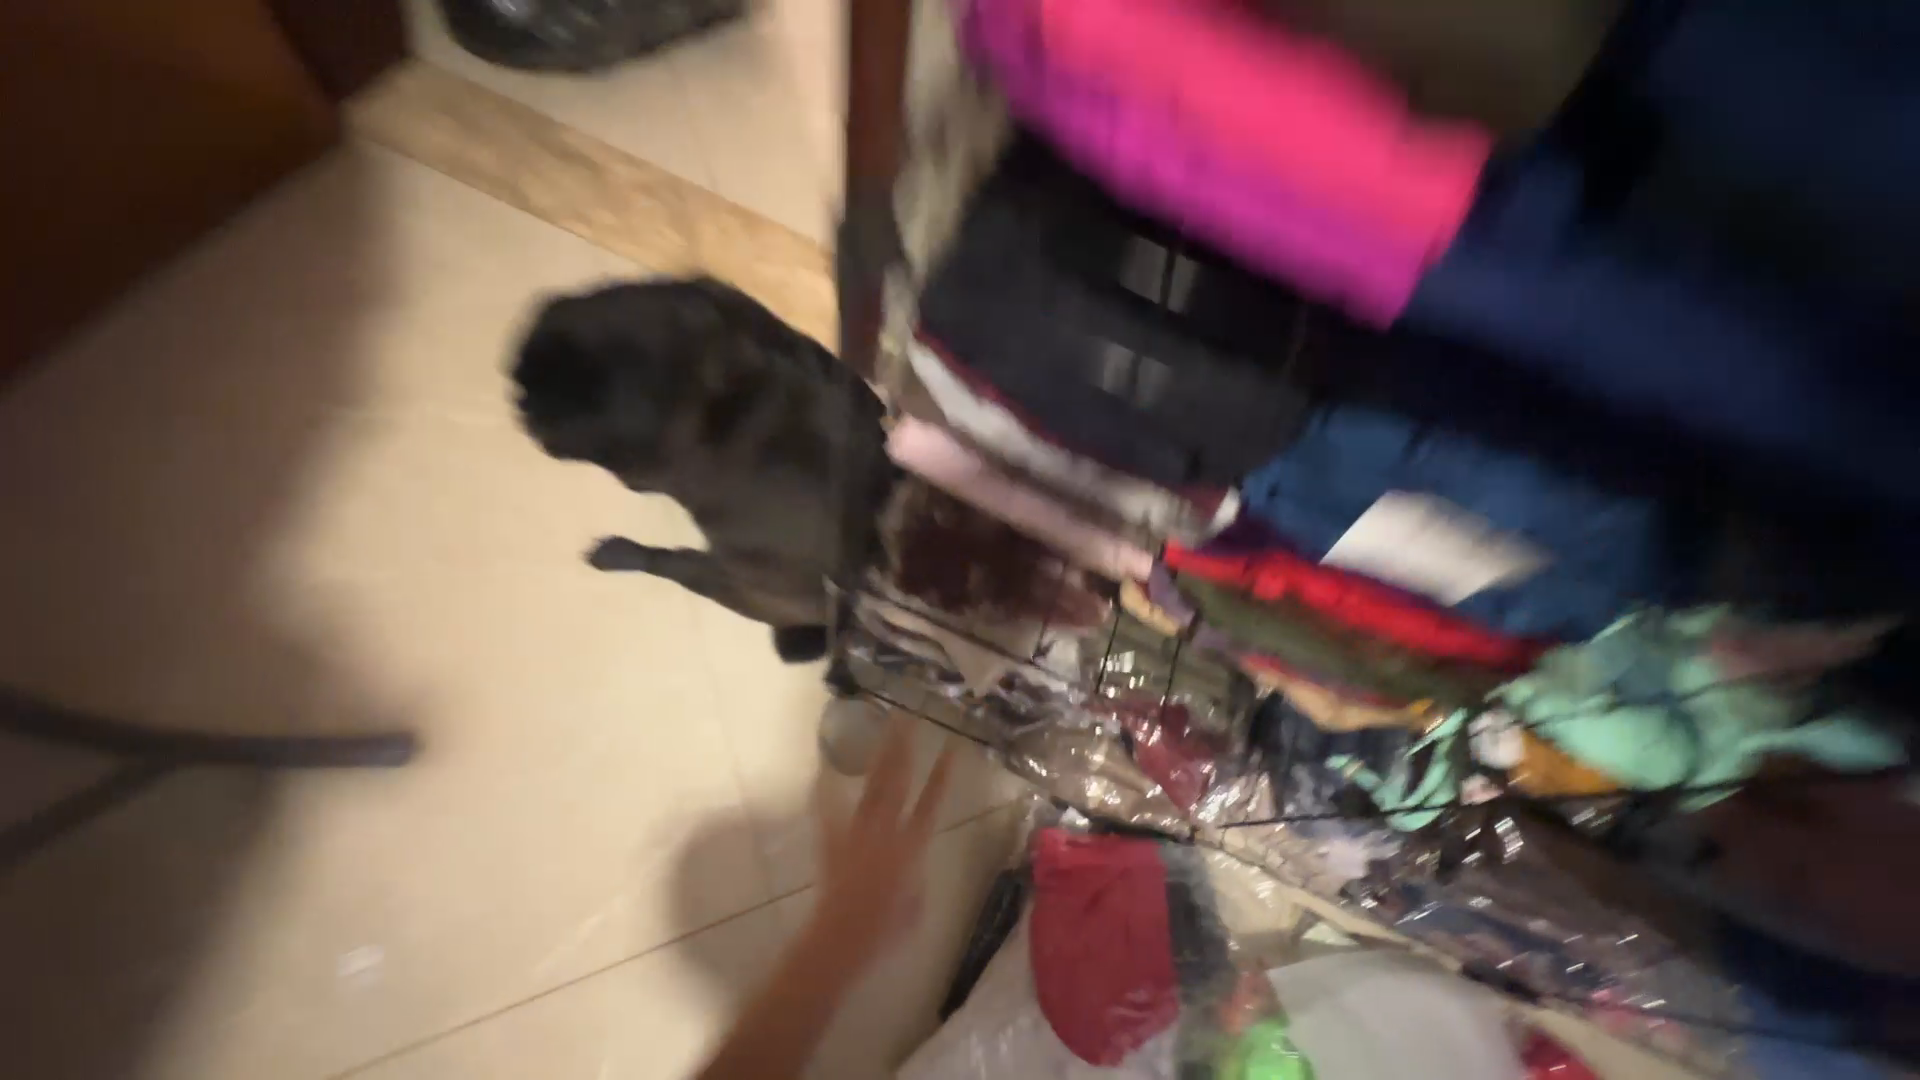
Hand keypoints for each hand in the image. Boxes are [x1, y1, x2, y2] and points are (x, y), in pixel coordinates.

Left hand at [808, 719, 956, 972]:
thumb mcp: (914, 906)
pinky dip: (826, 788)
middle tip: (908, 716)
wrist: (843, 938)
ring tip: (884, 727)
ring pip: (872, 784)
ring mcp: (858, 830)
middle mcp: (887, 829)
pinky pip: (828, 809)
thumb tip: (912, 869)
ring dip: (879, 754)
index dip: (942, 774)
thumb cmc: (885, 932)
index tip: (952, 746)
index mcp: (911, 845)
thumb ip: (915, 879)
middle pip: (898, 779)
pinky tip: (824, 768)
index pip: (931, 801)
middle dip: (904, 746)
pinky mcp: (832, 838)